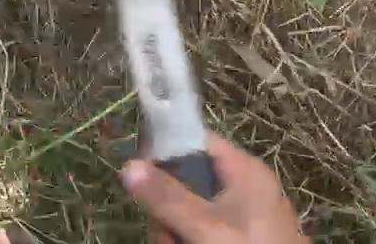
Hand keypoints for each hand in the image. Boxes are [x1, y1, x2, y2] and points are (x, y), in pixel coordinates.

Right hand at [121, 134, 306, 243]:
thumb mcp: (206, 227)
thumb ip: (167, 197)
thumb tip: (128, 166)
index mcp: (244, 170)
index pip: (196, 141)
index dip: (166, 152)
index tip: (143, 176)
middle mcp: (246, 189)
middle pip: (189, 182)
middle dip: (169, 210)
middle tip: (164, 232)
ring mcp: (247, 220)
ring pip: (194, 214)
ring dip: (176, 232)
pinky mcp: (245, 241)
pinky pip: (207, 233)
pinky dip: (191, 241)